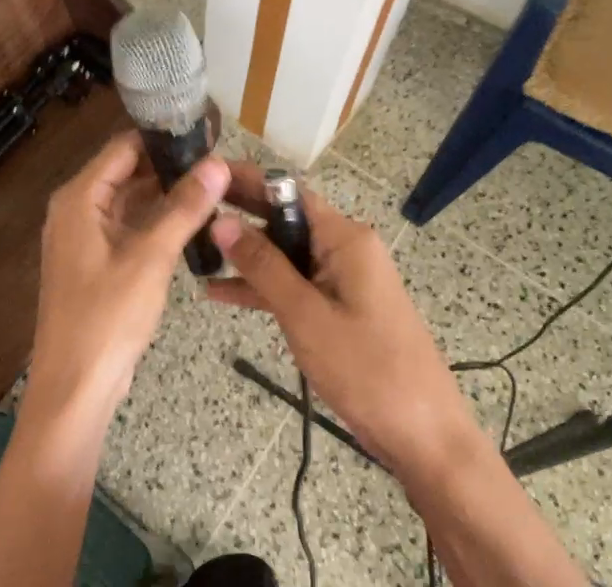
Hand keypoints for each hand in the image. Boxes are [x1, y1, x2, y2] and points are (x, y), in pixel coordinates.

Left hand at [28, 131, 229, 417]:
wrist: (75, 385)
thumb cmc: (106, 317)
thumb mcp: (150, 258)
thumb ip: (183, 208)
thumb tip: (217, 163)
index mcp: (78, 198)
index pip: (123, 147)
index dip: (163, 138)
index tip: (208, 133)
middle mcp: (76, 209)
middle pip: (125, 172)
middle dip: (170, 166)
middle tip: (221, 162)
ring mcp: (85, 237)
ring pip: (129, 200)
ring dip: (166, 194)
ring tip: (216, 186)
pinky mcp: (97, 262)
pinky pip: (129, 227)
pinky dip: (157, 222)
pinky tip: (194, 220)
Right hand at [205, 162, 470, 474]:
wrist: (424, 437)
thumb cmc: (367, 370)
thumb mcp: (305, 316)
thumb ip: (262, 266)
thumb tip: (220, 221)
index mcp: (346, 239)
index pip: (288, 192)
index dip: (245, 180)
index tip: (203, 173)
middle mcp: (346, 250)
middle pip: (284, 220)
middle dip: (238, 216)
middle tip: (188, 210)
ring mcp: (344, 280)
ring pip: (285, 254)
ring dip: (245, 255)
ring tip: (193, 250)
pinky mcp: (340, 309)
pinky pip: (294, 285)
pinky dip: (262, 288)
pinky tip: (219, 293)